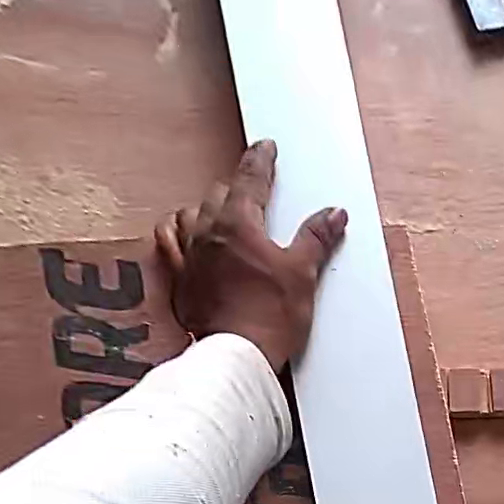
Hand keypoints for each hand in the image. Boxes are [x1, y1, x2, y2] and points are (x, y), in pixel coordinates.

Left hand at [157, 140, 348, 370]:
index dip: (261, 161)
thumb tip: (333, 215)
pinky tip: (183, 237)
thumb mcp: (302, 275)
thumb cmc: (269, 319)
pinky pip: (170, 245)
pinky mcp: (181, 281)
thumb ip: (315, 239)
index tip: (266, 149)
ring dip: (207, 210)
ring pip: (191, 215)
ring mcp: (189, 257)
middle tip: (254, 192)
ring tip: (220, 215)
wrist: (238, 355)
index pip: (250, 179)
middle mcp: (207, 233)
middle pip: (219, 194)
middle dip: (238, 189)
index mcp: (239, 225)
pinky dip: (178, 235)